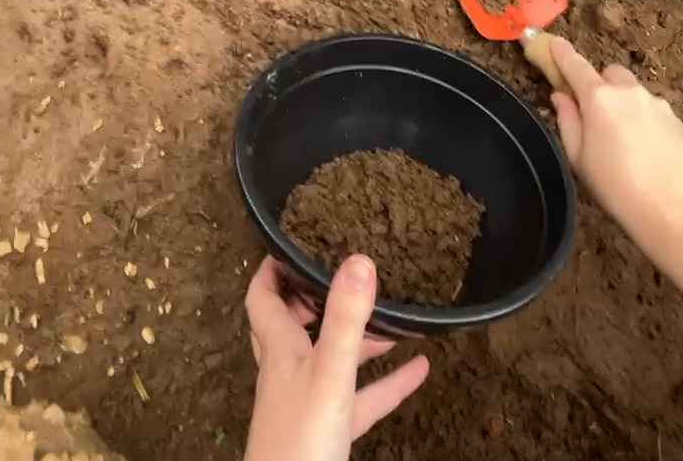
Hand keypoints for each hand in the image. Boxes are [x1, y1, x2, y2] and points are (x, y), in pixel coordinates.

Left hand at [242, 255, 429, 460]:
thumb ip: (346, 319)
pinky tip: (419, 370)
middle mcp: (290, 371)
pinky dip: (387, 382)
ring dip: (360, 337)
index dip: (272, 269)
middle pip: (294, 324)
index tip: (293, 242)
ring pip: (332, 357)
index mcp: (280, 350)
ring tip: (396, 316)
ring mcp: (309, 403)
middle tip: (344, 273)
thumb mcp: (329, 372)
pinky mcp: (330, 432)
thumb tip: (360, 258)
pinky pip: (361, 398)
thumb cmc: (301, 441)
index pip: (263, 298)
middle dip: (316, 298)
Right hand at [547, 37, 682, 248]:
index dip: (561, 53)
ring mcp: (658, 104)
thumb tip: (561, 96)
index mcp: (599, 98)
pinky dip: (643, 120)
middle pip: (608, 74)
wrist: (678, 213)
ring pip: (632, 92)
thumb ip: (567, 121)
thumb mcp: (579, 159)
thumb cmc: (617, 189)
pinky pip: (652, 110)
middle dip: (598, 86)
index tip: (553, 42)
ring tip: (623, 143)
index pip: (575, 65)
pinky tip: (646, 153)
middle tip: (593, 116)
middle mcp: (629, 92)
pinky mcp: (678, 120)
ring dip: (623, 104)